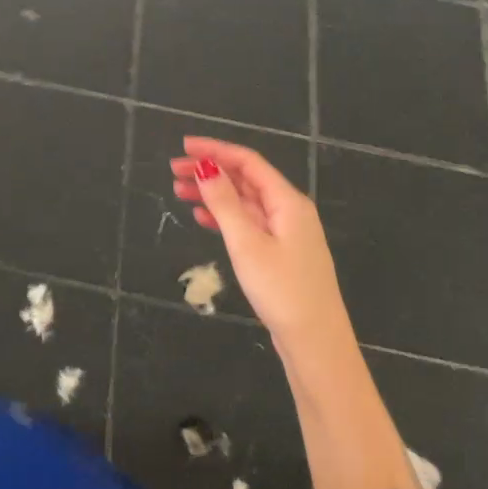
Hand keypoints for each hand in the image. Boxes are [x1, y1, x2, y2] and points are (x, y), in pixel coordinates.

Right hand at [170, 138, 352, 350]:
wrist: (315, 342)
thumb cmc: (281, 289)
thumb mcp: (246, 242)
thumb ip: (224, 202)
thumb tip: (205, 167)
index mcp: (287, 202)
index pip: (248, 162)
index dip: (215, 150)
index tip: (183, 146)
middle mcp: (289, 211)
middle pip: (246, 179)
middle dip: (210, 170)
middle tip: (172, 170)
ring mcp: (286, 233)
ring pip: (244, 201)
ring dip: (212, 192)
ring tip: (178, 191)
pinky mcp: (280, 253)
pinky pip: (247, 221)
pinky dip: (223, 214)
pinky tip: (202, 217)